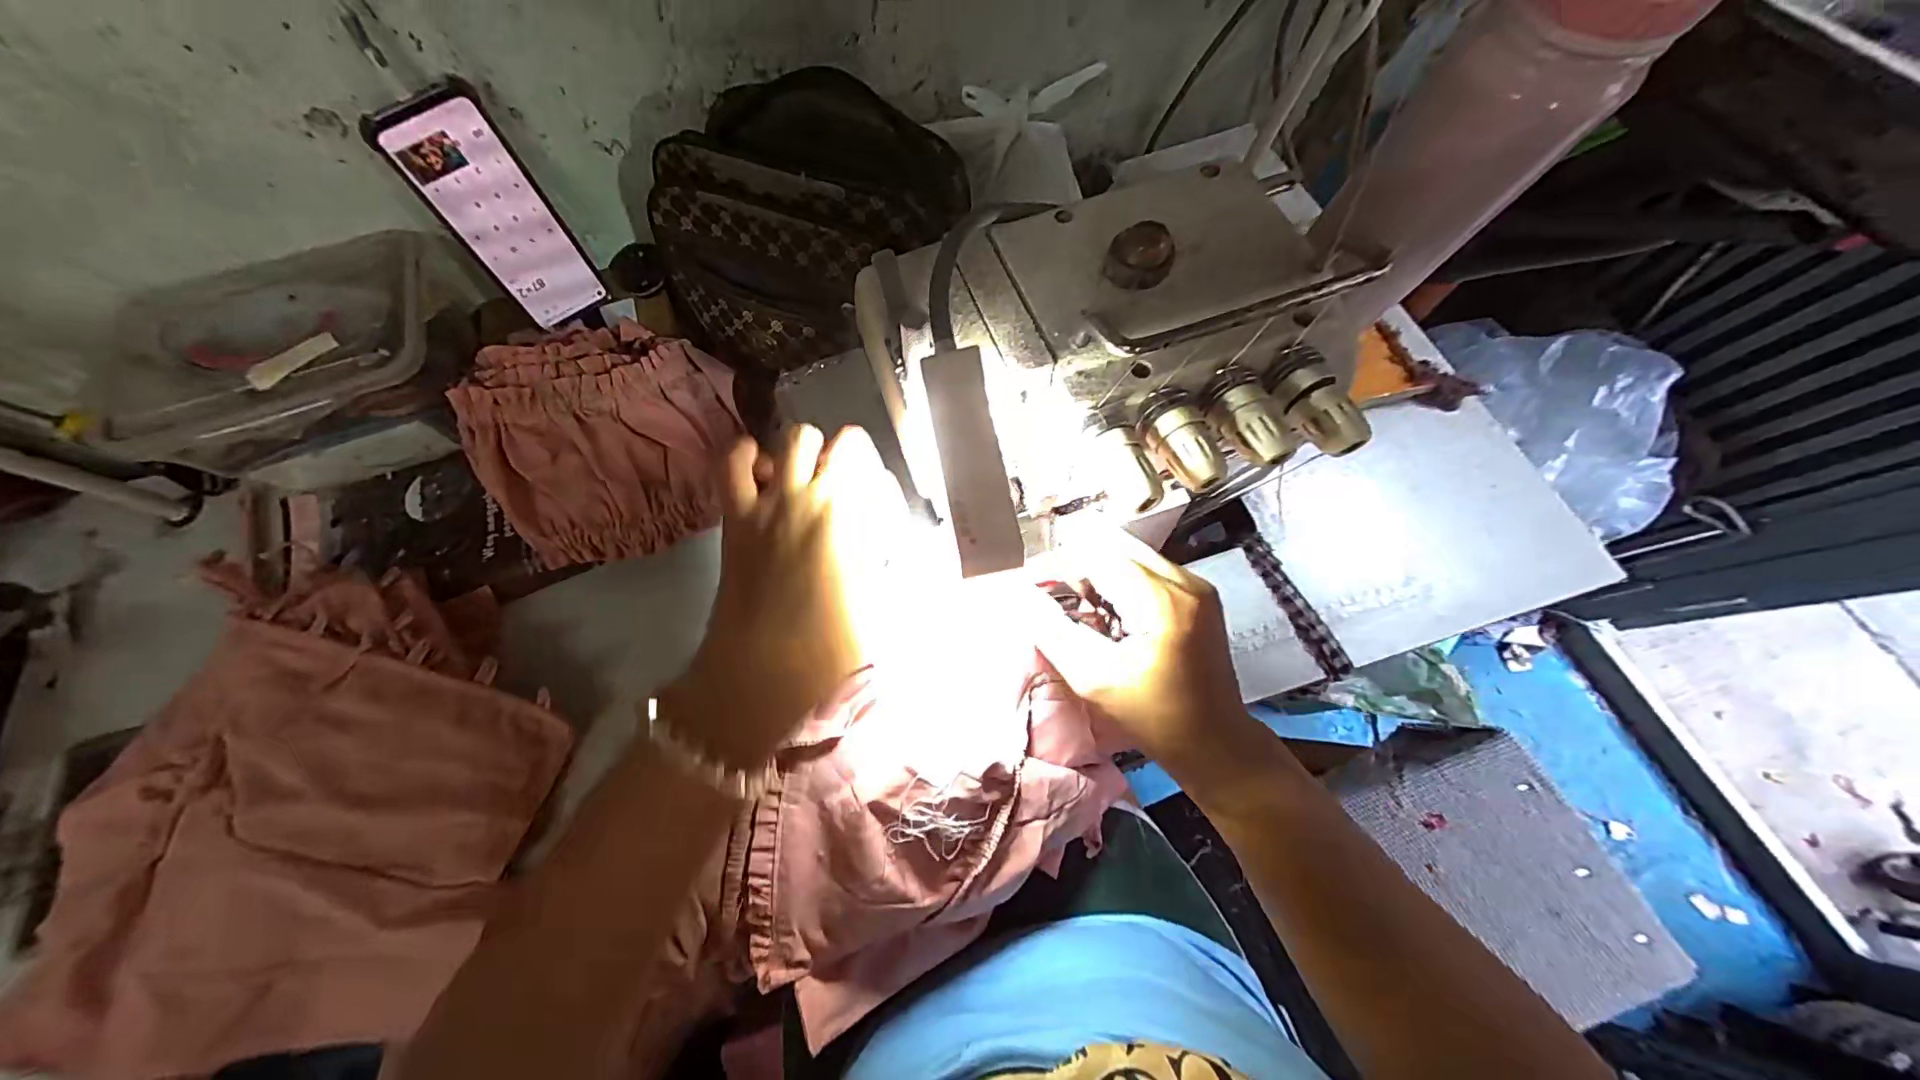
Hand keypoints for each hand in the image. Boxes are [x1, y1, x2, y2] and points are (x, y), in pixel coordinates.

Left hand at [662, 424, 901, 766]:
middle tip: (831, 477)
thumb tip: (872, 526)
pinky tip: (758, 478)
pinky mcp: (735, 518)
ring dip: (790, 449)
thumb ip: (877, 549)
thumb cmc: (835, 635)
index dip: (862, 456)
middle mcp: (806, 495)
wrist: (772, 666)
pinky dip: (744, 458)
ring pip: (779, 440)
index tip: (864, 477)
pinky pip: (729, 464)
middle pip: (816, 437)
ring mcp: (765, 502)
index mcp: (845, 511)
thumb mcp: (874, 588)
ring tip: (795, 475)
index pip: (856, 450)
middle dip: (827, 449)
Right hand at [1018, 529, 1251, 769]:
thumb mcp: (1094, 679)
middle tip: (1051, 591)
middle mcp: (1186, 581)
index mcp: (1165, 600)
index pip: (1100, 556)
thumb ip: (1053, 632)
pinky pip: (1148, 572)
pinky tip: (1104, 611)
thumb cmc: (1156, 717)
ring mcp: (1196, 587)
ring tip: (1074, 603)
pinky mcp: (1198, 597)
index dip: (1059, 563)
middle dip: (1077, 562)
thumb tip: (1024, 597)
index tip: (1031, 581)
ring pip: (1132, 555)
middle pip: (1117, 546)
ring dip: (1098, 571)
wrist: (1216, 742)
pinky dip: (1119, 582)